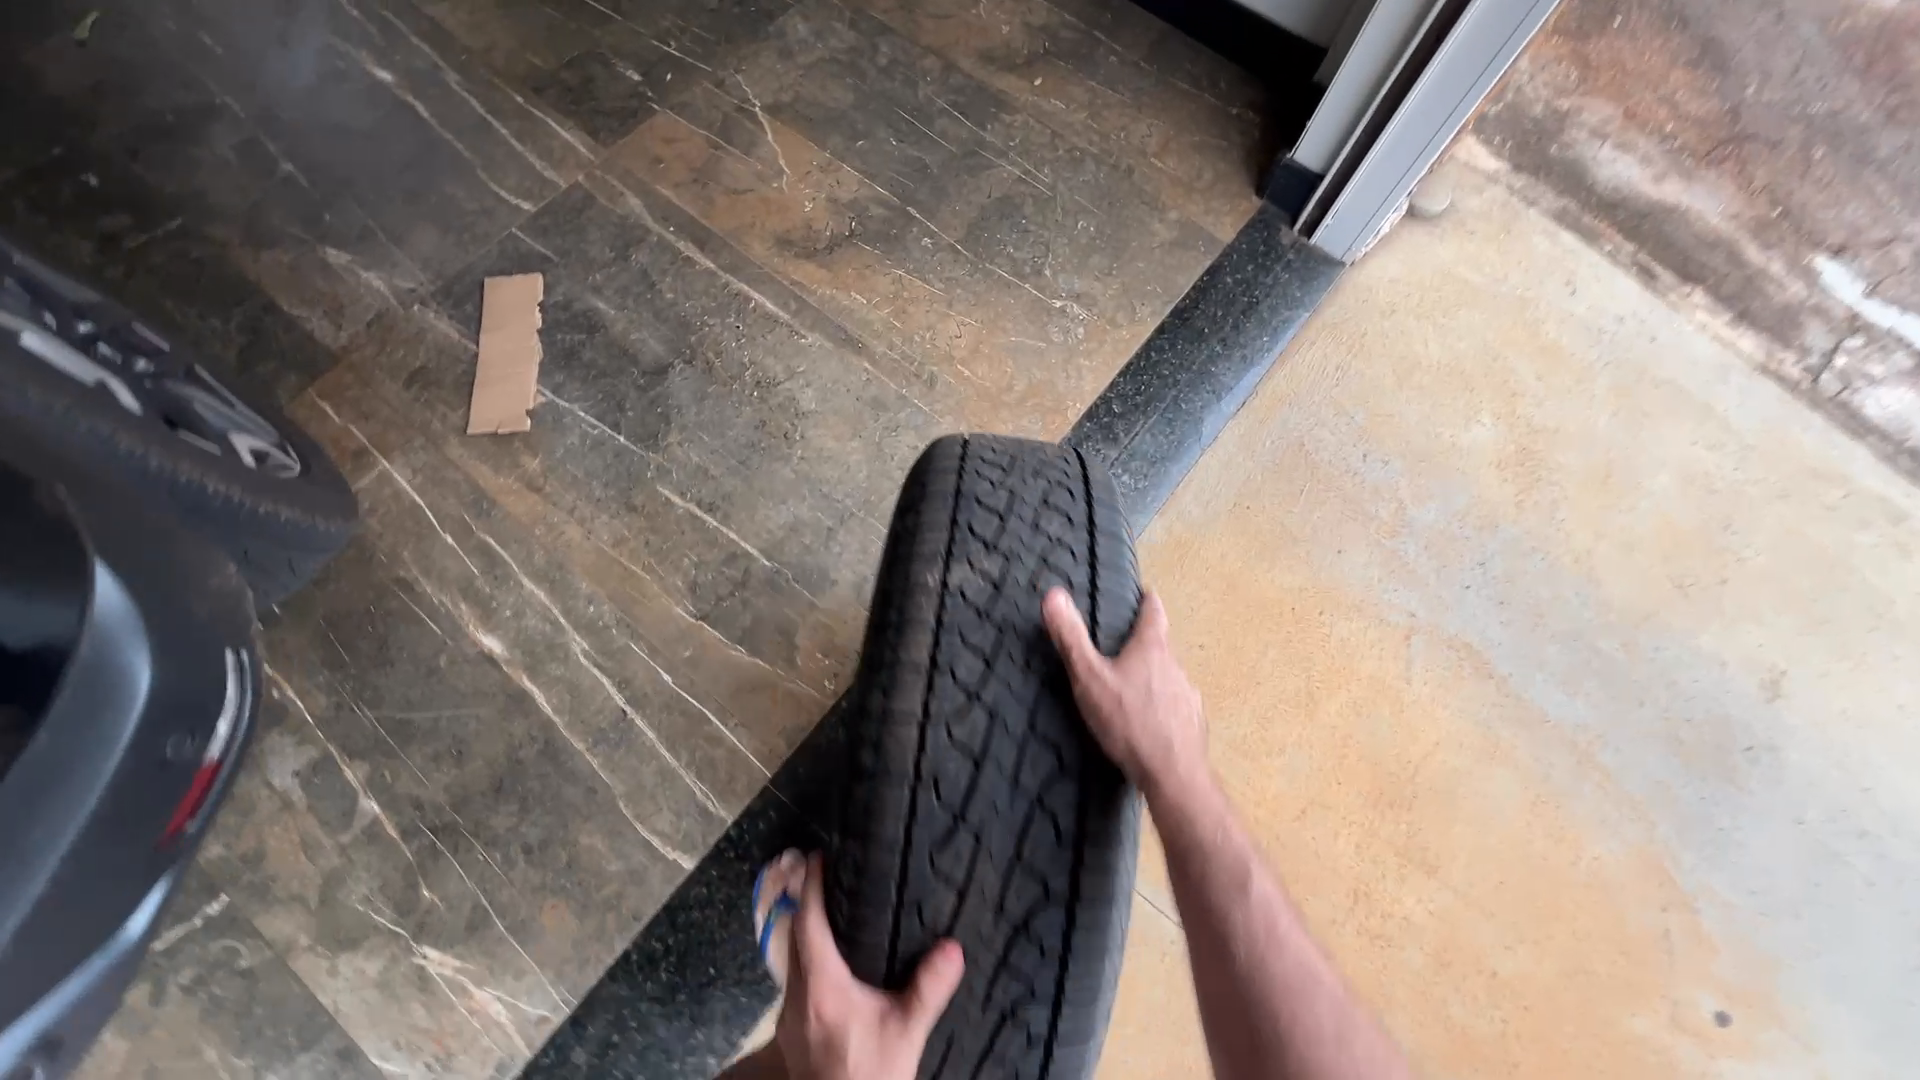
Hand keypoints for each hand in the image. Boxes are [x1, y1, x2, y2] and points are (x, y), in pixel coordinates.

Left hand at [775, 854, 965, 1079]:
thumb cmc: (870, 1072)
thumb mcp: (905, 1032)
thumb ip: (928, 989)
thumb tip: (953, 947)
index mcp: (821, 986)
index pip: (807, 924)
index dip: (812, 887)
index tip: (819, 857)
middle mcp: (797, 995)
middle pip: (794, 935)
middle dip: (807, 901)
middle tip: (826, 871)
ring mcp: (790, 1014)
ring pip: (792, 958)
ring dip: (806, 928)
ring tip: (830, 905)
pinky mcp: (792, 1030)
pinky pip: (796, 977)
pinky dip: (809, 954)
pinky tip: (829, 957)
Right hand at [1042, 588, 1208, 802]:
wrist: (1173, 774)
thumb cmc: (1128, 720)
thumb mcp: (1089, 677)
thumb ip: (1070, 638)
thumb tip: (1053, 593)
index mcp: (1151, 648)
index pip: (1153, 611)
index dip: (1146, 600)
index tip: (1141, 593)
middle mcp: (1175, 665)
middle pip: (1160, 645)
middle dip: (1141, 645)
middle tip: (1118, 649)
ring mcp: (1188, 695)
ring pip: (1167, 677)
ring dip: (1151, 677)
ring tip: (1129, 689)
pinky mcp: (1193, 723)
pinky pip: (1174, 705)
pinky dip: (1161, 706)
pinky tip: (1147, 722)